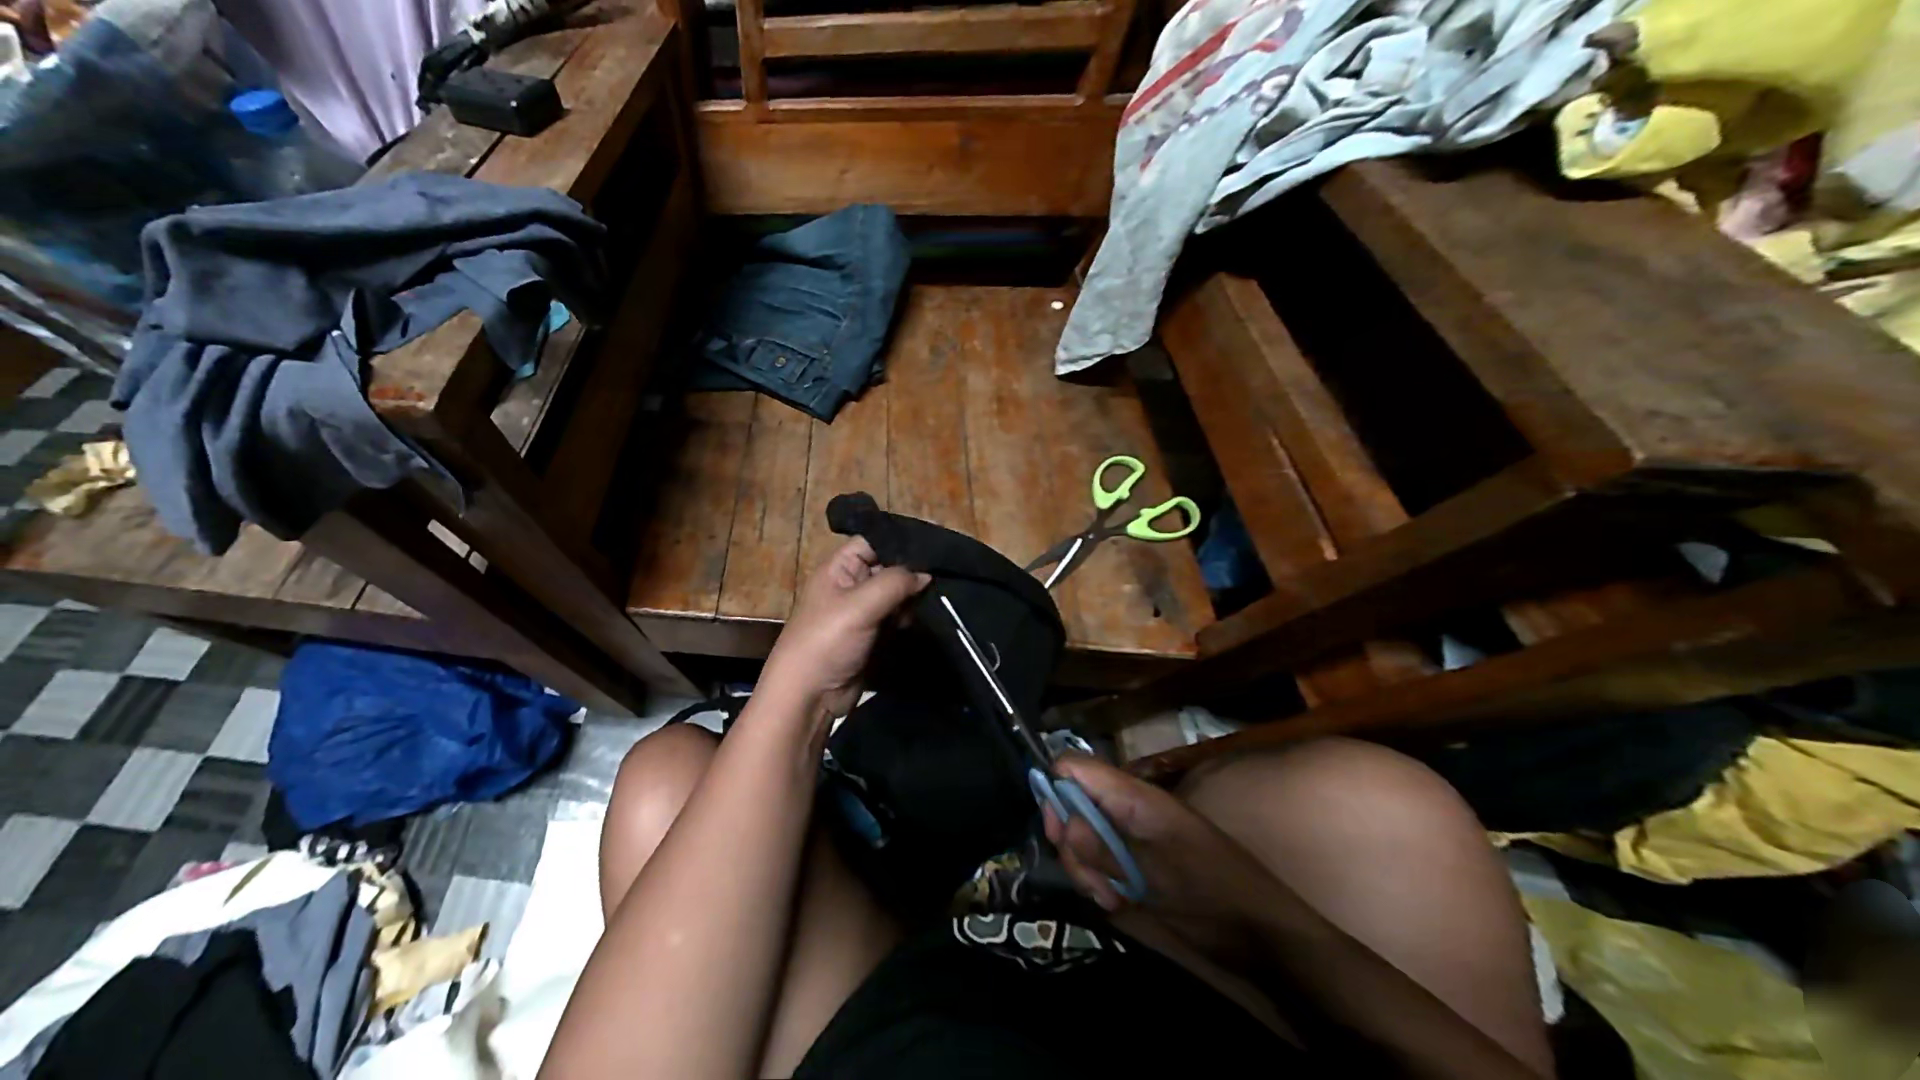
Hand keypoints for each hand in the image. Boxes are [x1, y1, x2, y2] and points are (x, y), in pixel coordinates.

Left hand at [760, 537, 928, 717]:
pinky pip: (897, 617)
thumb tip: (926, 575)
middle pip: (888, 566)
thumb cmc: (827, 641)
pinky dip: (911, 616)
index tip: (935, 545)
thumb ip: (895, 582)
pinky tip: (931, 615)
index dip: (900, 540)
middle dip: (914, 569)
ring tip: (944, 593)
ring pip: (896, 593)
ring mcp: (862, 611)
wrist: (810, 696)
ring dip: (915, 595)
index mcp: (839, 568)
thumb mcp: (860, 604)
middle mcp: (851, 584)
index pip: (872, 540)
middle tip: (947, 572)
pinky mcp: (873, 634)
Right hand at [1043, 755, 1276, 926]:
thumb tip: (1062, 825)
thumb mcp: (1158, 875)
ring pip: (1080, 837)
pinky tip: (1115, 901)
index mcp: (1134, 797)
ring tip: (1110, 897)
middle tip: (1092, 881)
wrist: (1260, 935)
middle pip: (1071, 805)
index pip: (1075, 768)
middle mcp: (1126, 809)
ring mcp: (1129, 835)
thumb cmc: (1213, 895)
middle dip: (1070, 843)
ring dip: (1084, 868)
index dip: (1055, 790)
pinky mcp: (1132, 861)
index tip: (1057, 834)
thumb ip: (1107, 849)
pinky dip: (1097, 880)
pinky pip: (1097, 860)